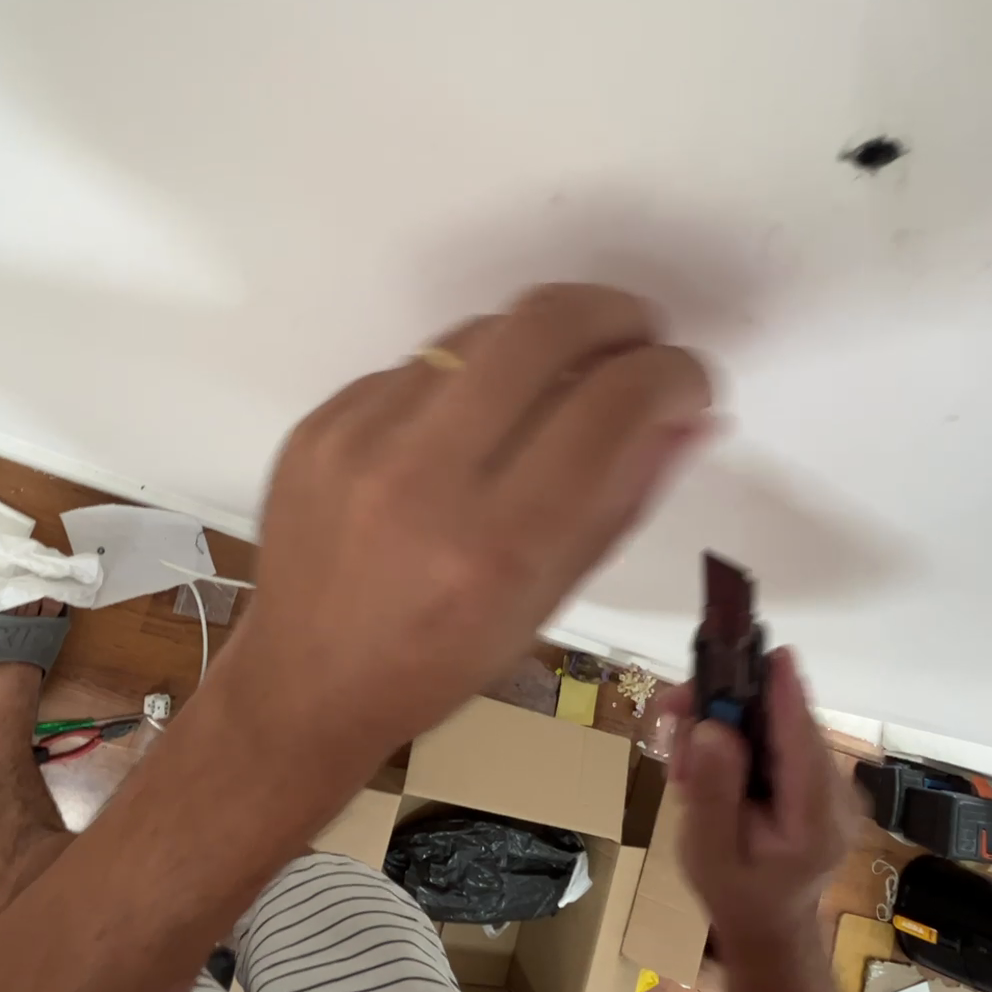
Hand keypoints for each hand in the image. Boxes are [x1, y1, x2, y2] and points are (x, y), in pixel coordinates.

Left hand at [224, 284, 712, 754]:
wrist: (304, 679)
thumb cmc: (436, 666)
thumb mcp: (545, 604)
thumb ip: (621, 501)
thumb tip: (687, 415)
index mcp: (495, 547)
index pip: (611, 407)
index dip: (673, 376)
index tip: (684, 383)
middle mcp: (421, 477)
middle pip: (542, 325)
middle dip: (614, 313)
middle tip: (635, 339)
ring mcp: (356, 440)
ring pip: (478, 333)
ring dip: (537, 344)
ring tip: (552, 386)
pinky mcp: (317, 424)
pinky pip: (414, 369)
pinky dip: (462, 382)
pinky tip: (463, 427)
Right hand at [664, 648, 856, 951]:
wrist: (765, 922)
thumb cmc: (734, 892)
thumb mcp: (708, 849)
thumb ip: (713, 790)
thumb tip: (713, 726)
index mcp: (814, 819)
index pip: (802, 744)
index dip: (786, 695)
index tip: (776, 653)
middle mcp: (832, 794)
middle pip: (781, 723)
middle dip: (721, 708)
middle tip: (669, 717)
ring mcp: (825, 784)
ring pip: (771, 725)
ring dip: (717, 727)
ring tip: (682, 768)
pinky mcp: (810, 777)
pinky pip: (769, 738)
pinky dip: (729, 739)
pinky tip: (701, 767)